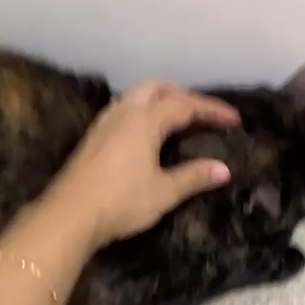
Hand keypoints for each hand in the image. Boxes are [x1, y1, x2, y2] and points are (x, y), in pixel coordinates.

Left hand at [44, 80, 238, 248]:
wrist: (70, 215)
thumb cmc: (121, 202)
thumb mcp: (164, 192)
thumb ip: (193, 177)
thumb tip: (224, 169)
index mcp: (145, 120)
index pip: (185, 105)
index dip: (211, 109)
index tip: (234, 119)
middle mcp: (124, 112)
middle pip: (158, 88)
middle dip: (184, 95)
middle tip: (203, 112)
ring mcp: (105, 122)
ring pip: (137, 95)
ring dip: (160, 98)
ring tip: (177, 116)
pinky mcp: (94, 137)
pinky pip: (124, 109)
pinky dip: (143, 110)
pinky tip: (146, 130)